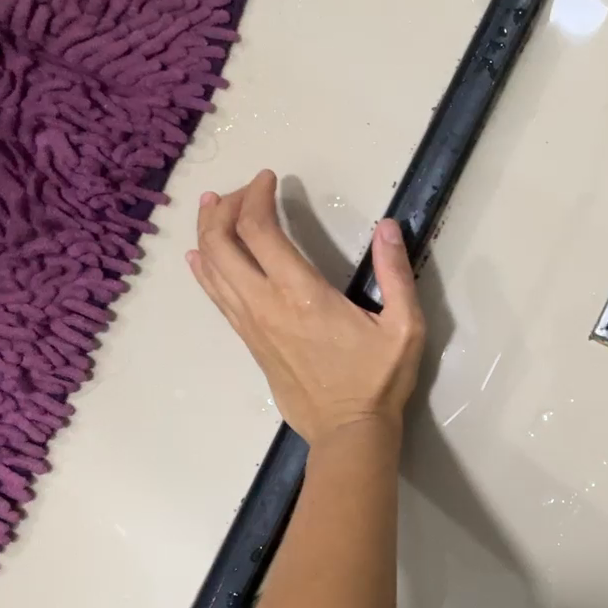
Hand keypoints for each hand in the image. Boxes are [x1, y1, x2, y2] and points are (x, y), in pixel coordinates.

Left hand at [186, 169, 425, 444]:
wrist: (349, 429)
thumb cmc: (380, 378)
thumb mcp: (405, 326)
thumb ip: (396, 274)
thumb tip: (388, 227)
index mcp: (302, 294)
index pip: (260, 230)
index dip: (258, 196)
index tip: (270, 179)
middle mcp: (265, 303)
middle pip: (221, 242)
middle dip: (225, 207)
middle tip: (243, 190)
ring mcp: (251, 324)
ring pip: (210, 267)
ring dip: (208, 231)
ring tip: (214, 207)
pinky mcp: (249, 342)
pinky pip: (215, 295)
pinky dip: (205, 267)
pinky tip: (202, 257)